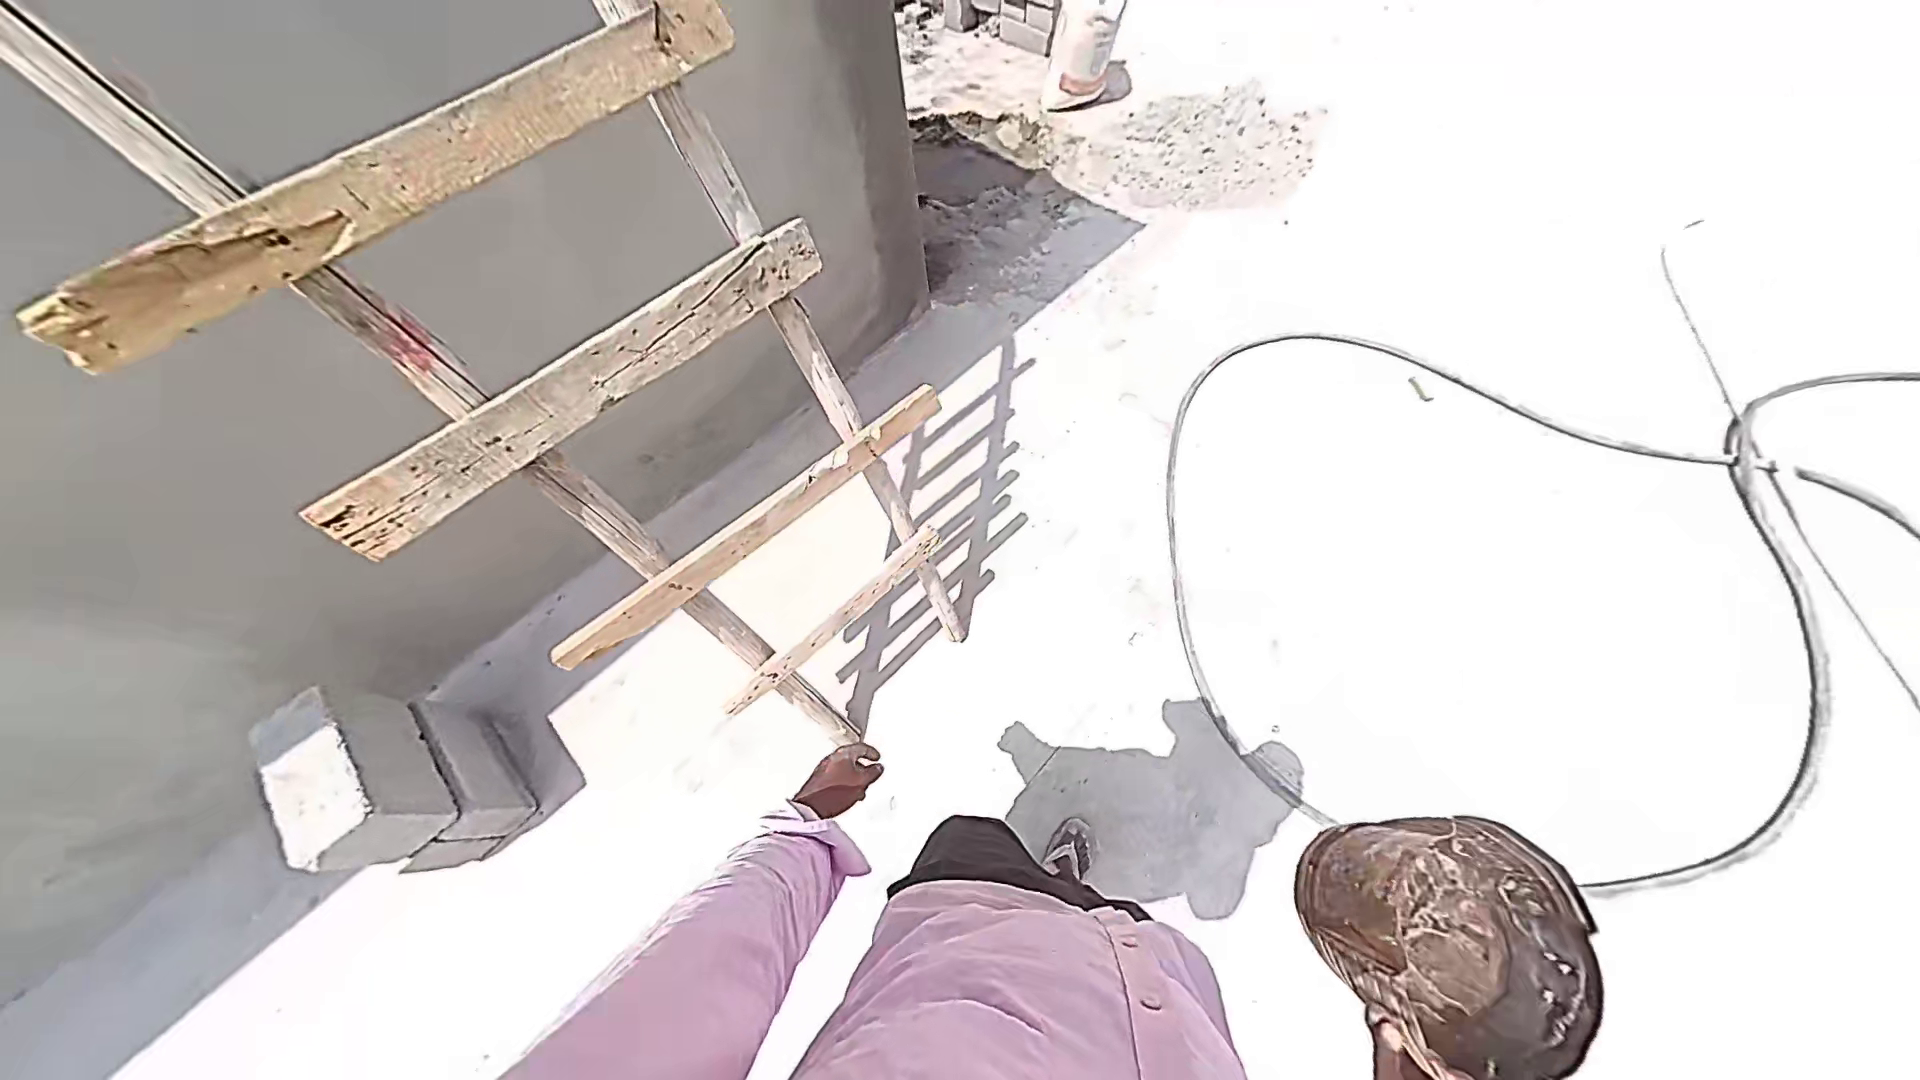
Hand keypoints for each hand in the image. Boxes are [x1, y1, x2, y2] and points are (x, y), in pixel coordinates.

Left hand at [793, 743, 882, 818]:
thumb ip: (873, 773)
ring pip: (844, 768)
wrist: (811, 807)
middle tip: (870, 773)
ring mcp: (823, 768)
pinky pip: (835, 777)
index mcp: (843, 753)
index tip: (877, 757)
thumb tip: (878, 768)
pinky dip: (844, 782)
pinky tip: (847, 793)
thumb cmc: (834, 792)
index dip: (872, 753)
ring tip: (859, 788)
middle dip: (863, 767)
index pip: (862, 747)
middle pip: (852, 758)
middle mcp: (832, 758)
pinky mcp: (818, 780)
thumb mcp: (861, 782)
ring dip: (854, 777)